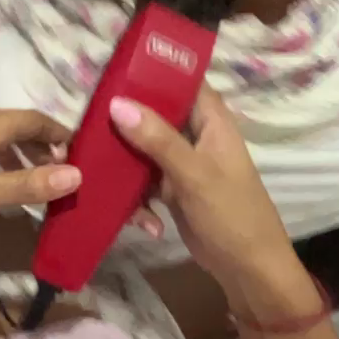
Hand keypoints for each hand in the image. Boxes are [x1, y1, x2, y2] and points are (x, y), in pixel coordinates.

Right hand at [109, 88, 297, 289]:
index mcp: (213, 123)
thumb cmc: (232, 214)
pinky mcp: (172, 191)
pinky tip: (143, 221)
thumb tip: (117, 104)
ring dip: (126, 165)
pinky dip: (137, 198)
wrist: (247, 270)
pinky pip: (144, 182)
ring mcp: (183, 165)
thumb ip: (157, 139)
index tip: (115, 69)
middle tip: (90, 121)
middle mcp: (197, 137)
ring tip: (105, 175)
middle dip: (126, 120)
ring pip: (144, 150)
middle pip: (156, 115)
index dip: (154, 72)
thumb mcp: (194, 174)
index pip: (184, 82)